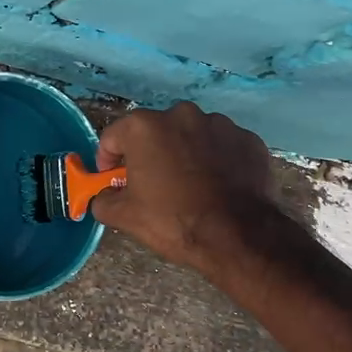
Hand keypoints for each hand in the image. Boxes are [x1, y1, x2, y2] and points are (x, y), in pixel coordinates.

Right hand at [90, 102, 291, 273]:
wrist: (239, 237)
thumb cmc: (175, 221)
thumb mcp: (125, 216)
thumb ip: (103, 199)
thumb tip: (104, 195)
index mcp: (144, 127)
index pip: (113, 137)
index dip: (108, 160)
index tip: (115, 180)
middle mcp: (180, 114)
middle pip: (154, 132)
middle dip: (150, 154)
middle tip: (154, 185)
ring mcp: (219, 124)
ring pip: (191, 136)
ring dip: (186, 153)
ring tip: (192, 185)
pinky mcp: (248, 139)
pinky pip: (223, 146)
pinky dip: (217, 160)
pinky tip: (219, 185)